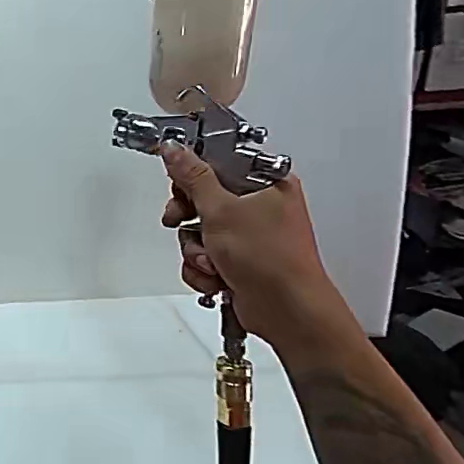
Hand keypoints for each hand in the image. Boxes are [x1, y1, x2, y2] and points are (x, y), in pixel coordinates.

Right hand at [159, 143, 356, 352]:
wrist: (287, 312)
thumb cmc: (273, 261)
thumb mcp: (221, 210)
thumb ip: (193, 177)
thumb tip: (176, 151)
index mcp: (266, 183)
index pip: (217, 162)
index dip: (192, 173)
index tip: (176, 182)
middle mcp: (259, 206)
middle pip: (202, 198)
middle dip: (188, 217)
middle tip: (181, 218)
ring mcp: (248, 235)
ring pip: (198, 230)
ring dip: (196, 249)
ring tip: (211, 260)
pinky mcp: (237, 260)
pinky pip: (202, 254)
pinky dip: (202, 268)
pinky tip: (215, 276)